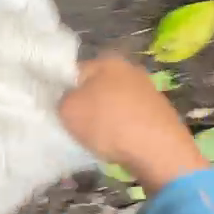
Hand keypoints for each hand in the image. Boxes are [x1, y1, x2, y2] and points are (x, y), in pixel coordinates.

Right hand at [58, 54, 207, 194]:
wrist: (158, 152)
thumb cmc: (107, 123)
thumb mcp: (66, 109)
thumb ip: (60, 98)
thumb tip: (66, 97)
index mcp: (106, 62)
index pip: (72, 71)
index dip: (58, 89)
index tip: (53, 107)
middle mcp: (130, 69)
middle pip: (94, 86)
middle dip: (83, 101)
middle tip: (70, 121)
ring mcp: (148, 91)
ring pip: (112, 101)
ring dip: (102, 115)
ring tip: (92, 135)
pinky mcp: (160, 112)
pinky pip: (128, 116)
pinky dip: (119, 126)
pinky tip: (114, 141)